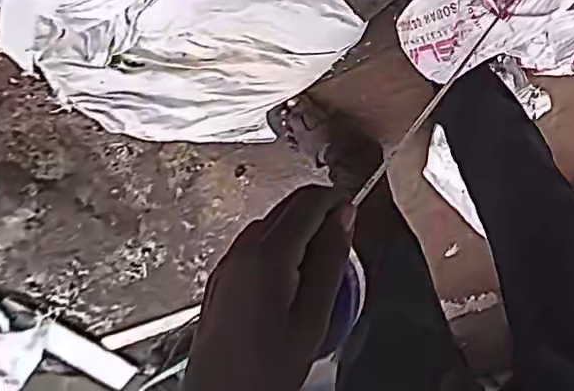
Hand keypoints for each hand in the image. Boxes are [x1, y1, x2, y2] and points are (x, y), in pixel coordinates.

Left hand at [183, 186, 354, 390]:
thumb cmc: (265, 373)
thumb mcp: (313, 317)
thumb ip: (332, 257)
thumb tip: (346, 215)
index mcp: (268, 253)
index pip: (310, 201)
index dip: (337, 201)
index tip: (353, 214)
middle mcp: (243, 250)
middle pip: (290, 205)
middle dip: (320, 212)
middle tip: (342, 238)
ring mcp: (228, 265)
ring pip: (273, 221)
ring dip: (300, 227)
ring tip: (320, 262)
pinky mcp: (220, 282)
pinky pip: (256, 243)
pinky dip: (280, 244)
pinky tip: (292, 276)